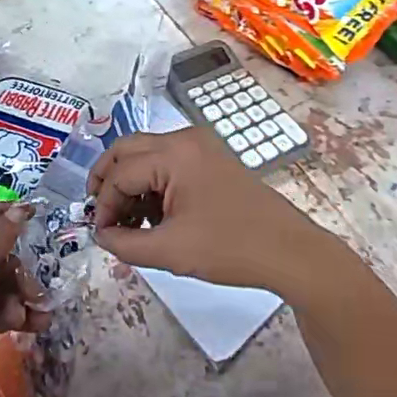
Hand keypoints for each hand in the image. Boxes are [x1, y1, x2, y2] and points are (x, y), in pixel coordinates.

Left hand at [0, 204, 48, 396]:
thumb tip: (20, 209)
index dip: (1, 215)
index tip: (34, 213)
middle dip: (16, 269)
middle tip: (32, 286)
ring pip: (4, 281)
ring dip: (21, 294)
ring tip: (34, 310)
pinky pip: (6, 305)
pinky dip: (21, 312)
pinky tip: (35, 323)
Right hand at [87, 129, 359, 301]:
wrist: (296, 256)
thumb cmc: (232, 250)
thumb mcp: (170, 251)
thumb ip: (125, 244)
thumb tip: (100, 236)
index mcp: (174, 155)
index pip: (120, 174)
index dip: (104, 204)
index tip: (100, 232)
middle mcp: (183, 140)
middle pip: (126, 151)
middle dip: (107, 180)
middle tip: (100, 211)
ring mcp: (200, 146)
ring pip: (144, 155)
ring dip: (129, 183)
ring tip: (128, 219)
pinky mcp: (211, 159)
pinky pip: (165, 162)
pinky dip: (151, 183)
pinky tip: (153, 214)